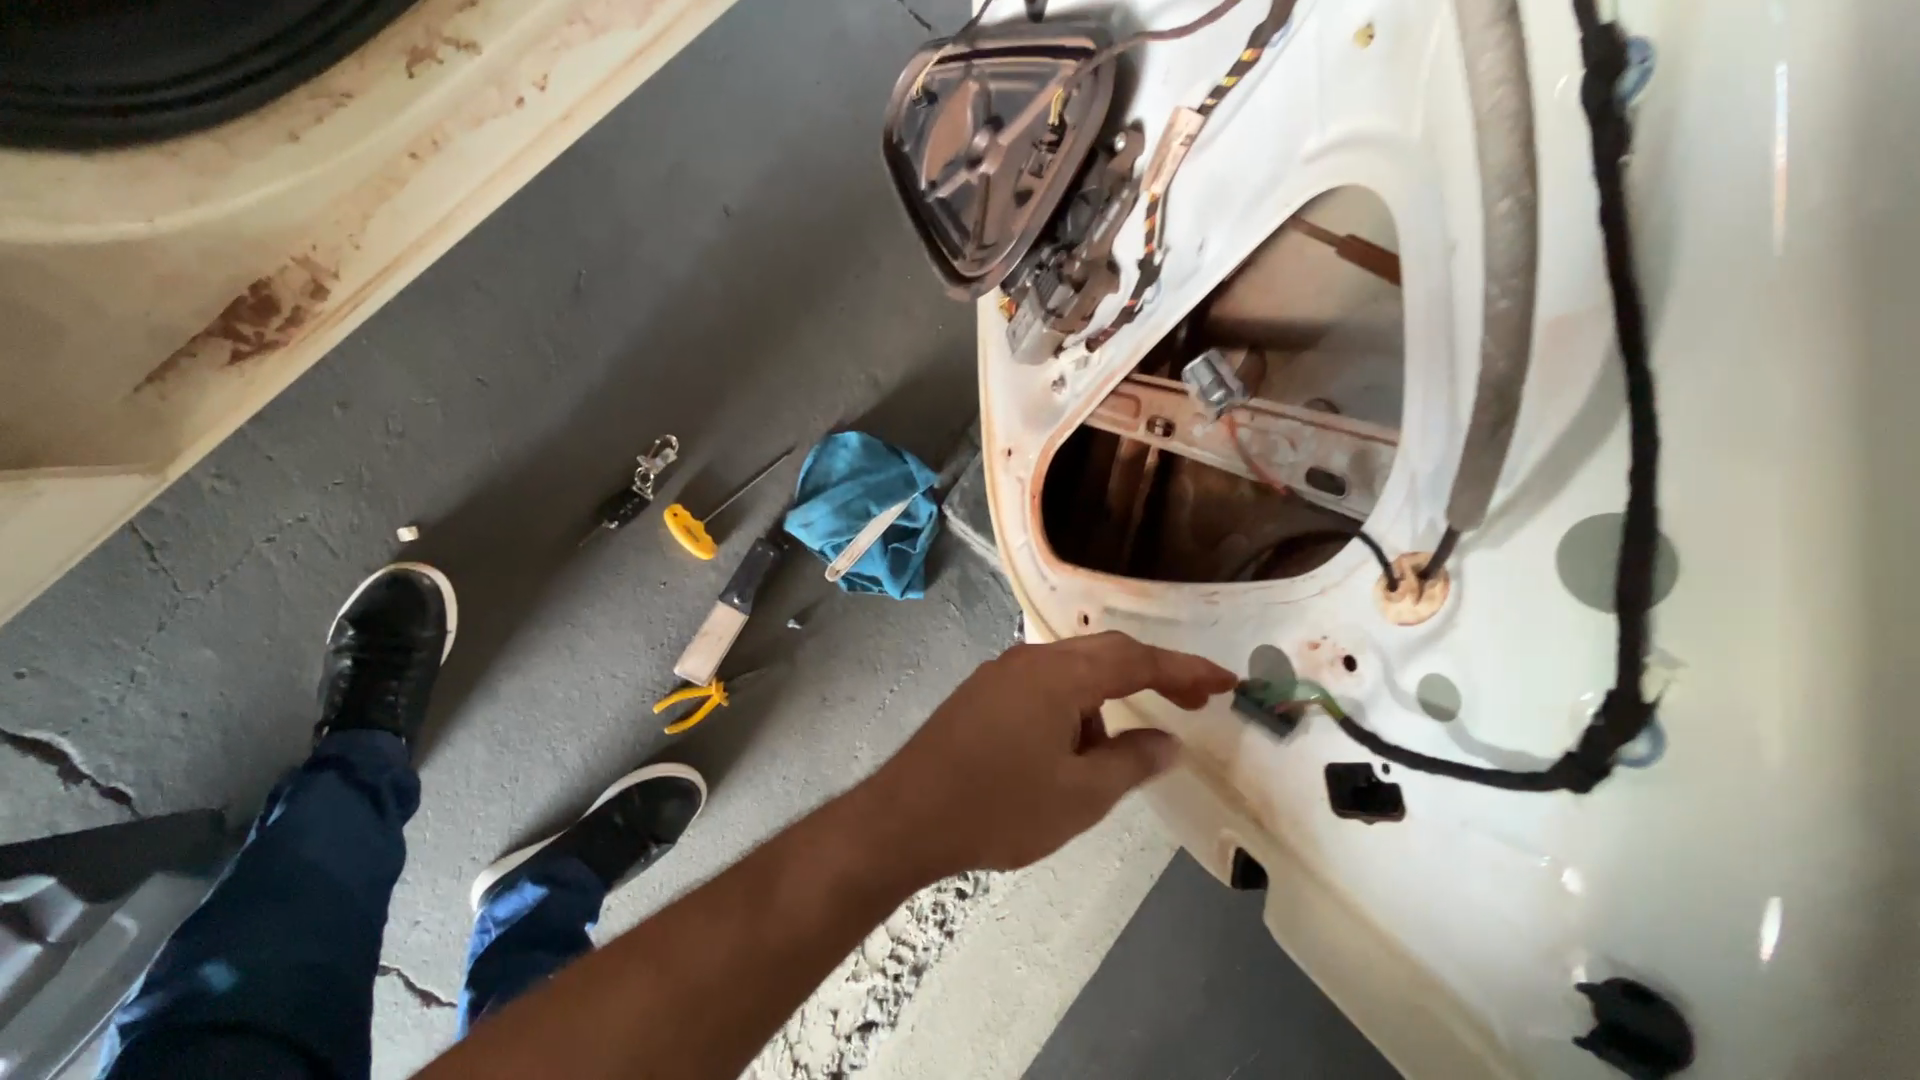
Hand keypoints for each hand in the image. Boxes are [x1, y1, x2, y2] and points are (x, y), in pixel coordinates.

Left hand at [858, 632, 1236, 878]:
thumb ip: (1132, 762)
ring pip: (1070, 672)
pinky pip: (1042, 687)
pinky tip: (1066, 753)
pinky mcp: (979, 695)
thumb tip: (1168, 742)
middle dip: (1152, 675)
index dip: (1186, 669)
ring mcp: (999, 675)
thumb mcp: (1080, 795)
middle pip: (1104, 654)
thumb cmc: (999, 808)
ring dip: (1105, 700)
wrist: (904, 818)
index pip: (1137, 660)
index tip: (1226, 680)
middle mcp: (1029, 660)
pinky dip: (1071, 709)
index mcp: (1059, 675)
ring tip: (1112, 756)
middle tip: (1193, 701)